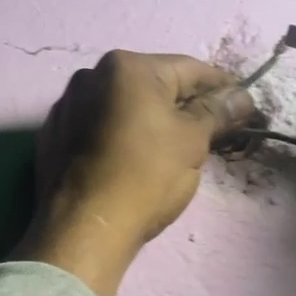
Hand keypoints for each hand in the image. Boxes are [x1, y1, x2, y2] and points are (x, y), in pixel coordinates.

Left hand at [17, 50, 255, 295]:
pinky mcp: (53, 136)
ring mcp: (67, 105)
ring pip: (123, 105)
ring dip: (150, 119)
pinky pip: (98, 126)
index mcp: (127, 67)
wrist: (83, 228)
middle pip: (153, 84)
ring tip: (173, 148)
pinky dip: (120, 136)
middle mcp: (91, 75)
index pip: (189, 69)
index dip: (221, 87)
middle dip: (183, 104)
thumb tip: (241, 97)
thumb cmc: (145, 176)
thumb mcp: (192, 141)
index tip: (242, 105)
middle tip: (213, 130)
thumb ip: (217, 112)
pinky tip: (133, 160)